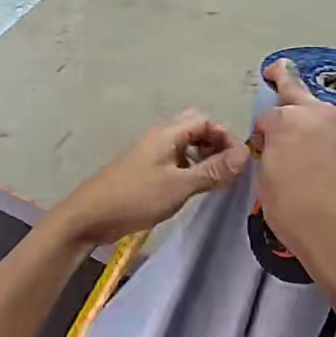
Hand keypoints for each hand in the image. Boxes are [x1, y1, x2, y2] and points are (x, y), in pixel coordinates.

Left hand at [48, 110, 249, 246]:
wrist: (91, 215)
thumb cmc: (136, 196)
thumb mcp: (179, 185)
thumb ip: (212, 171)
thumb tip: (244, 156)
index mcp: (168, 133)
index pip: (206, 121)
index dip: (226, 136)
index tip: (240, 161)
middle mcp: (160, 137)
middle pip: (196, 130)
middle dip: (217, 145)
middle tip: (230, 169)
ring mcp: (152, 153)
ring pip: (187, 146)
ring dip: (205, 157)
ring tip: (219, 180)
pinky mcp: (148, 170)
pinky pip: (177, 161)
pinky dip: (191, 168)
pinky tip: (196, 187)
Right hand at [251, 59, 335, 293]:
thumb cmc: (297, 216)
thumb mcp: (266, 183)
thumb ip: (271, 153)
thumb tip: (279, 146)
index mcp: (288, 121)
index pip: (269, 114)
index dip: (264, 132)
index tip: (264, 146)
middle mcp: (323, 114)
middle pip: (300, 93)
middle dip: (286, 80)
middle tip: (279, 70)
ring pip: (334, 121)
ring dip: (325, 129)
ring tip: (326, 159)